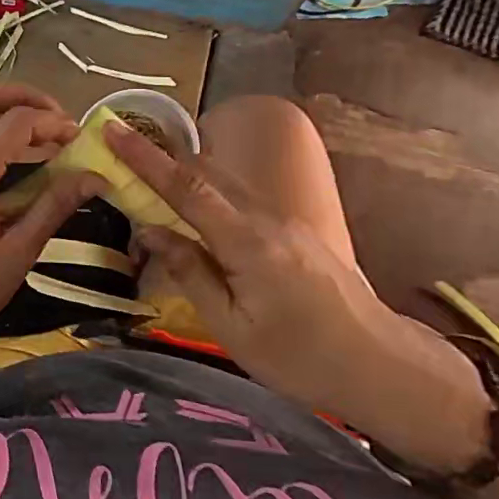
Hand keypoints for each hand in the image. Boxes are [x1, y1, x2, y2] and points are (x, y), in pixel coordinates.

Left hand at [0, 84, 98, 360]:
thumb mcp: (19, 250)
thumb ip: (55, 205)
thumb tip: (96, 177)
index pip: (15, 122)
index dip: (53, 122)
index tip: (81, 138)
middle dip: (20, 98)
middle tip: (56, 120)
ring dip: (4, 119)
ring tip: (45, 146)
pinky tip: (17, 170)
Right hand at [105, 121, 493, 472]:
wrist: (386, 368)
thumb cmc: (301, 359)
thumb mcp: (231, 327)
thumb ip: (189, 272)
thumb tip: (150, 231)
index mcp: (248, 243)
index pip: (186, 188)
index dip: (144, 158)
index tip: (112, 130)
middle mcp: (268, 219)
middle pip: (204, 173)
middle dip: (158, 156)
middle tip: (115, 149)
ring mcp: (287, 221)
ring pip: (224, 183)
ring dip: (181, 172)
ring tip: (143, 175)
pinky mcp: (295, 232)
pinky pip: (239, 200)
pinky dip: (204, 192)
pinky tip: (189, 208)